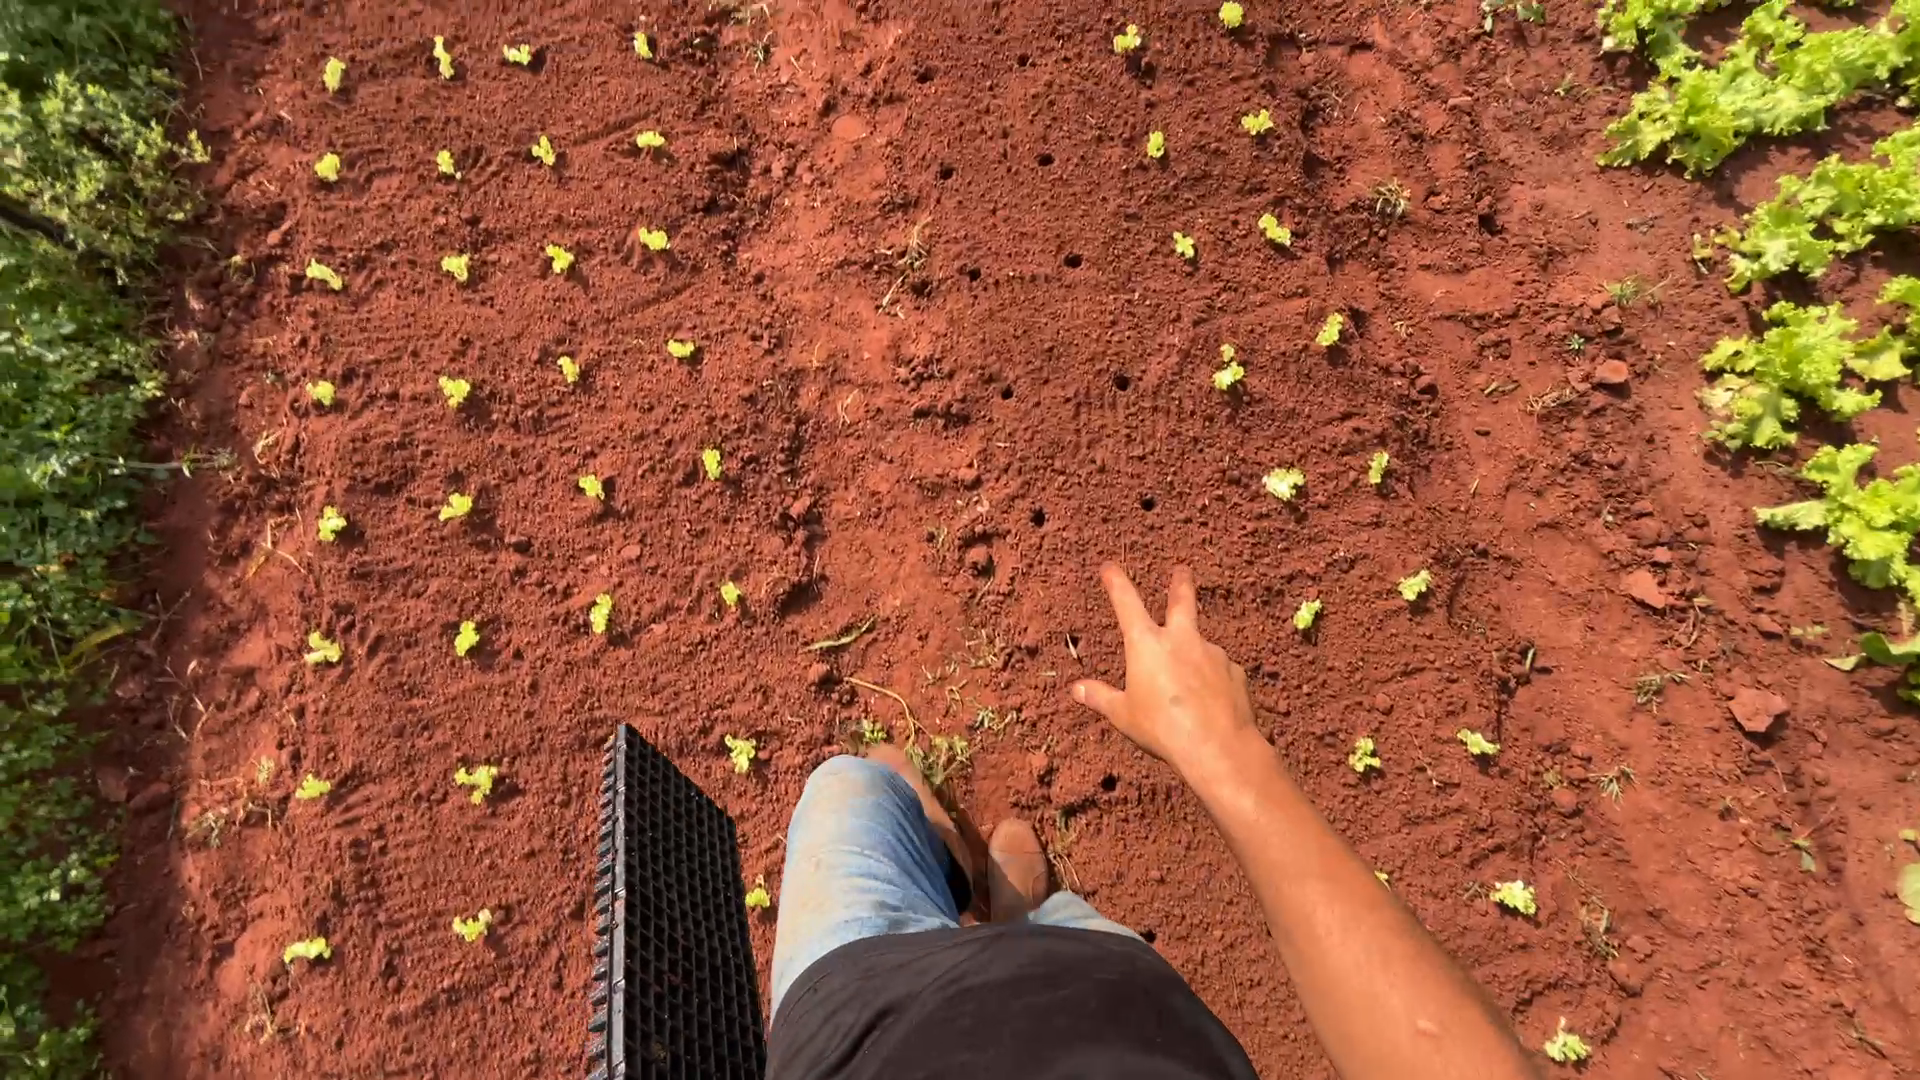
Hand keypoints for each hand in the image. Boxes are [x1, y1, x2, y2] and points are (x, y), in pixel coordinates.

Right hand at [1070, 564, 1263, 783]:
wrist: (1217, 747)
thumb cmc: (1161, 728)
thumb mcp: (1123, 715)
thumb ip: (1100, 698)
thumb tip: (1076, 690)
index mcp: (1147, 645)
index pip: (1126, 604)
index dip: (1116, 583)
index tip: (1109, 567)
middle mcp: (1181, 640)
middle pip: (1182, 602)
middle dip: (1180, 584)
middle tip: (1182, 570)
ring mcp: (1212, 654)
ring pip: (1200, 645)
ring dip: (1195, 652)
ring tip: (1189, 683)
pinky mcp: (1234, 673)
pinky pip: (1219, 670)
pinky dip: (1212, 678)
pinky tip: (1210, 699)